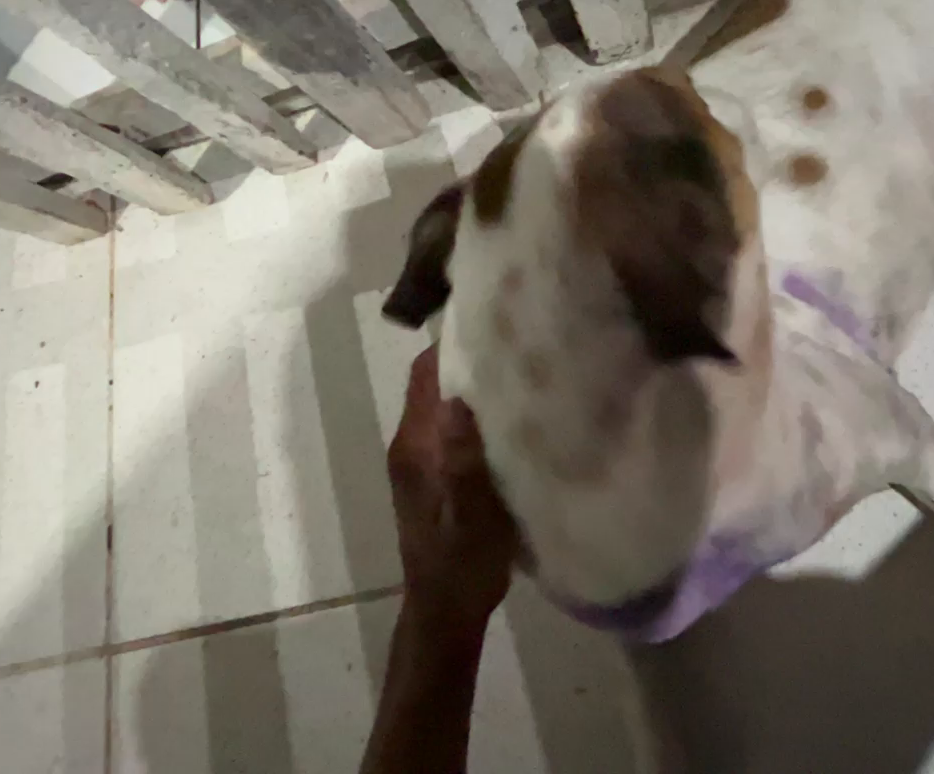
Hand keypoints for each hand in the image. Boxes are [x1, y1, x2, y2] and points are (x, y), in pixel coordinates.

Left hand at [387, 346, 519, 627]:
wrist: (445, 612)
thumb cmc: (463, 563)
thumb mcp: (472, 515)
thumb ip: (464, 461)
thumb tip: (456, 400)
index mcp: (415, 446)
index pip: (425, 373)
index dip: (453, 342)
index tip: (495, 322)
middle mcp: (411, 443)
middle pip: (434, 381)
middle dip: (470, 357)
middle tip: (520, 341)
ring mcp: (420, 458)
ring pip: (445, 402)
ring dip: (475, 384)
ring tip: (522, 369)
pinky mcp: (434, 473)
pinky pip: (452, 424)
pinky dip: (477, 410)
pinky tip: (513, 413)